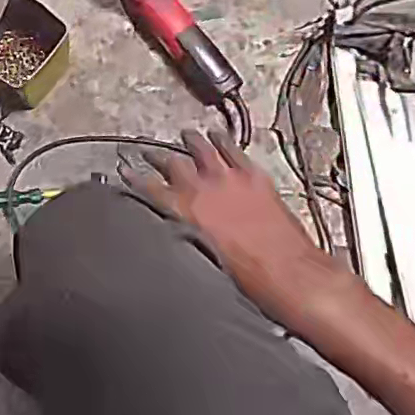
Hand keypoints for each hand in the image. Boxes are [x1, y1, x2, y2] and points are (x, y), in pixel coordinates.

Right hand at [124, 128, 336, 315]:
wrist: (289, 274)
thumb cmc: (246, 279)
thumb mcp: (201, 258)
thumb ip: (184, 235)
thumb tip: (177, 229)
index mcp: (183, 213)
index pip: (148, 188)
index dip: (134, 177)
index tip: (126, 169)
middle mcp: (201, 189)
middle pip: (172, 163)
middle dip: (158, 156)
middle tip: (149, 151)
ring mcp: (228, 178)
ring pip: (202, 148)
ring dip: (191, 141)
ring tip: (186, 134)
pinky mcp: (253, 176)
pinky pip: (234, 150)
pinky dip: (224, 141)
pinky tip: (218, 136)